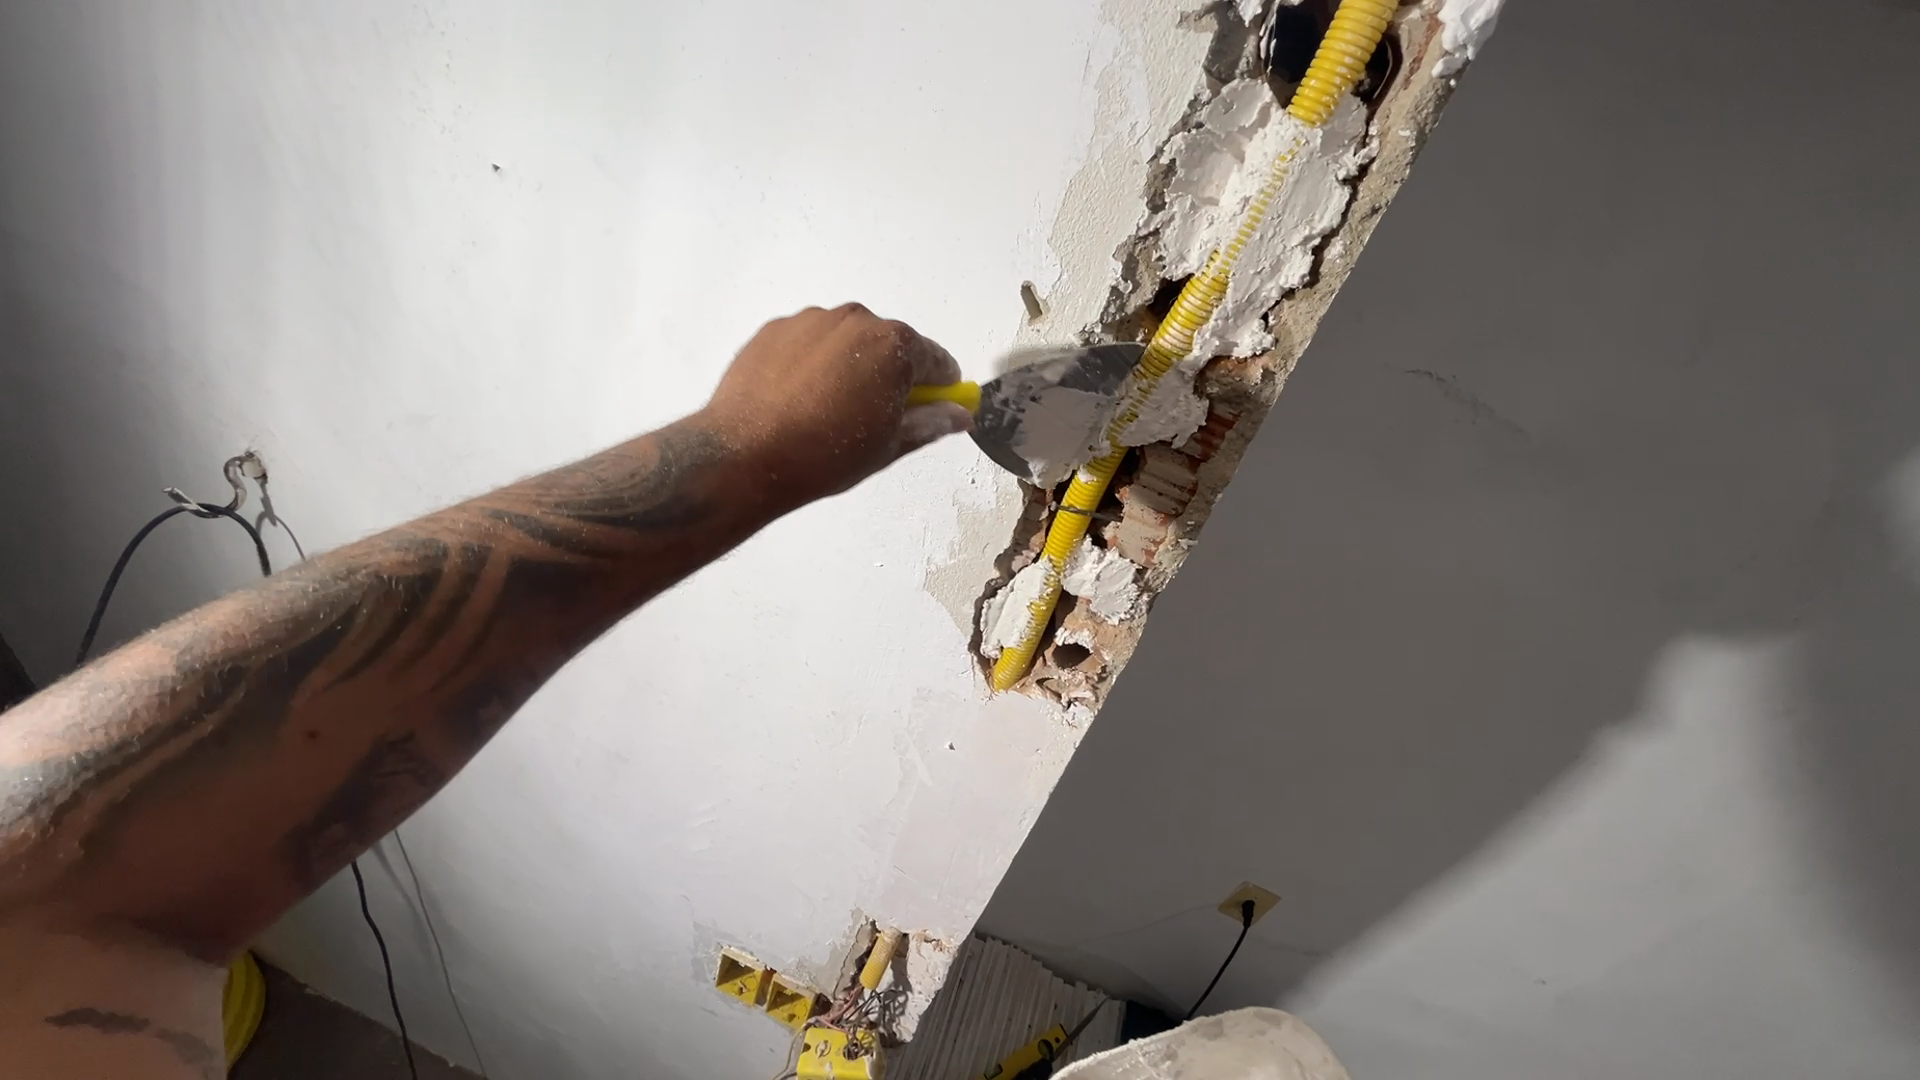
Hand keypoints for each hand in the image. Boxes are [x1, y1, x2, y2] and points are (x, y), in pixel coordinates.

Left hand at [702, 304, 972, 508]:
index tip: (934, 408)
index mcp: (894, 345)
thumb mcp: (890, 445)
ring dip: (851, 367)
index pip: (936, 360)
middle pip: (891, 345)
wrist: (745, 455)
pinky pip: (810, 344)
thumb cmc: (826, 454)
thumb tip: (960, 414)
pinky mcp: (775, 329)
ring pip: (848, 342)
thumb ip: (932, 422)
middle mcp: (856, 319)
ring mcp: (811, 320)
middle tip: (876, 417)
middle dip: (892, 375)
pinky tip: (800, 401)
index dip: (940, 387)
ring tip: (830, 411)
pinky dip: (814, 365)